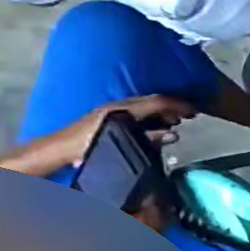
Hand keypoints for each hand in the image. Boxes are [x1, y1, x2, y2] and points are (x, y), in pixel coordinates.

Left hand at [0, 94, 196, 177]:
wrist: (53, 151)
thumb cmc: (83, 149)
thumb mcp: (118, 144)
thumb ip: (147, 140)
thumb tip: (173, 134)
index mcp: (122, 109)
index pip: (157, 102)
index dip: (179, 105)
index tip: (196, 110)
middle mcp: (119, 104)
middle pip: (153, 100)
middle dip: (175, 106)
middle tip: (192, 114)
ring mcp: (113, 109)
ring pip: (146, 105)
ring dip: (164, 111)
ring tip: (178, 120)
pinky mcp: (109, 116)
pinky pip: (139, 110)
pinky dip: (153, 115)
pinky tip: (157, 126)